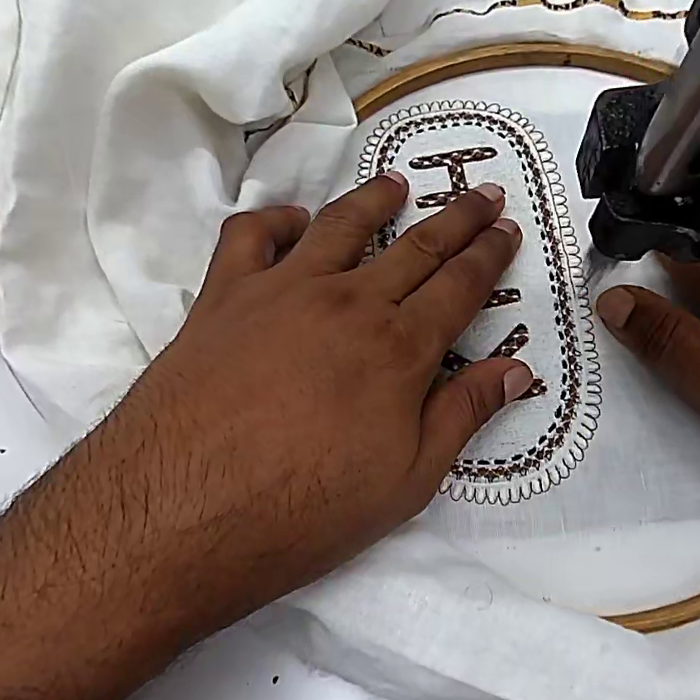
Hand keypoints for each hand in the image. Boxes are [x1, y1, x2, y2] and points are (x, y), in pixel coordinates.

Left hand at [84, 171, 529, 620]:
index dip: (488, 256)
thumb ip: (463, 416)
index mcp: (399, 348)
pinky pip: (252, 235)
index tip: (505, 229)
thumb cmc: (306, 510)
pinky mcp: (224, 296)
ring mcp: (282, 291)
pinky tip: (293, 223)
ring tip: (397, 185)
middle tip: (482, 194)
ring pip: (340, 225)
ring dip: (375, 200)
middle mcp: (347, 303)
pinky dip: (276, 219)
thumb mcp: (407, 481)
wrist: (181, 514)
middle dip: (456, 219)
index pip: (459, 287)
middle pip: (415, 247)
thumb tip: (517, 371)